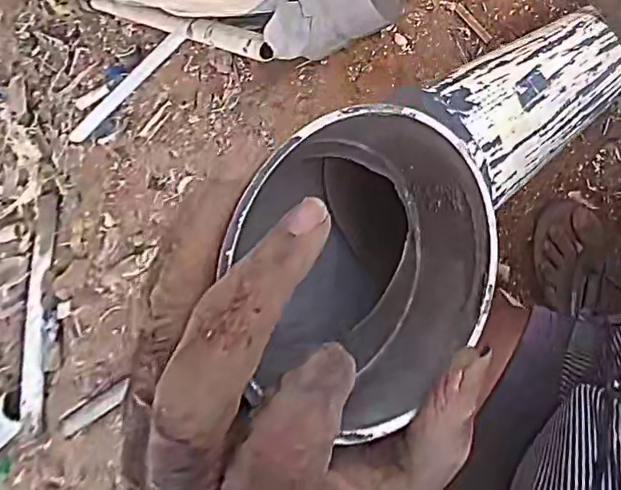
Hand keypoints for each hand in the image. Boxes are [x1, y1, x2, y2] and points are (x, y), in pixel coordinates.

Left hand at [123, 166, 496, 489]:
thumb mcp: (387, 482)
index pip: (270, 465)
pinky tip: (226, 180)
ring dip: (204, 234)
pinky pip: (156, 288)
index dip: (302, 412)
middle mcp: (190, 457)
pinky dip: (190, 227)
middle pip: (192, 393)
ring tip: (249, 163)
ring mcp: (155, 405)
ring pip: (159, 323)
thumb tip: (470, 361)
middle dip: (253, 299)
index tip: (340, 359)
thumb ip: (433, 435)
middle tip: (311, 219)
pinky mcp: (150, 358)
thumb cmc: (321, 481)